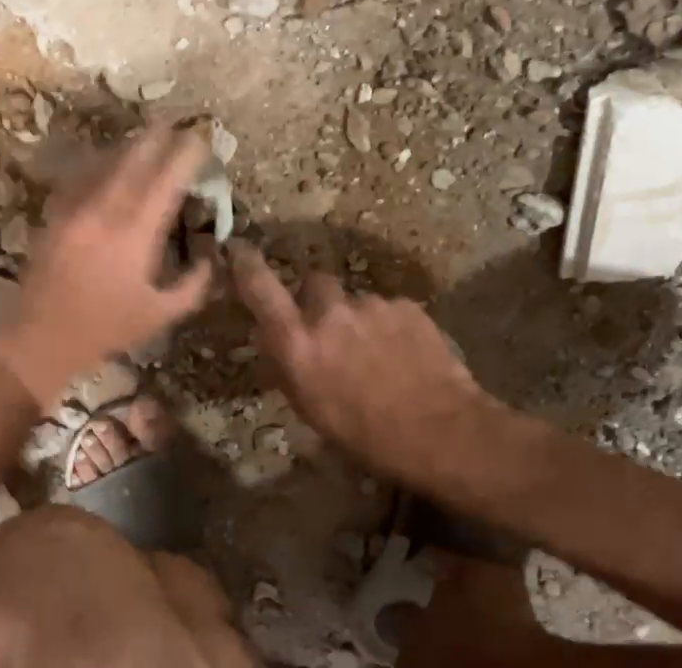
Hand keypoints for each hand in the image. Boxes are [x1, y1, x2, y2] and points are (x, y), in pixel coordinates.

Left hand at [0, 126, 213, 406]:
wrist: (42, 337)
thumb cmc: (105, 329)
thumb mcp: (161, 314)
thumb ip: (194, 284)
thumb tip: (210, 256)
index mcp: (133, 236)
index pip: (164, 183)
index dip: (184, 156)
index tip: (200, 139)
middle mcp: (102, 213)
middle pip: (131, 161)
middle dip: (155, 139)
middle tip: (173, 123)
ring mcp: (73, 210)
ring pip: (102, 164)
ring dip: (126, 148)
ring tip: (144, 138)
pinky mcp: (53, 215)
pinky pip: (78, 179)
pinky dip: (96, 165)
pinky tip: (106, 162)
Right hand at [231, 243, 494, 480]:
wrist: (444, 434)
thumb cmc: (366, 434)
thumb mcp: (308, 406)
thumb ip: (284, 362)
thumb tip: (269, 336)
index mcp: (296, 340)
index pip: (258, 285)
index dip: (244, 263)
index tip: (237, 249)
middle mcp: (327, 312)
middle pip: (313, 284)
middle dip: (318, 300)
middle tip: (333, 331)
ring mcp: (369, 304)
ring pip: (354, 300)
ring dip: (357, 319)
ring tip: (378, 355)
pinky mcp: (405, 306)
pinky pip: (387, 309)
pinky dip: (390, 326)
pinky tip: (404, 356)